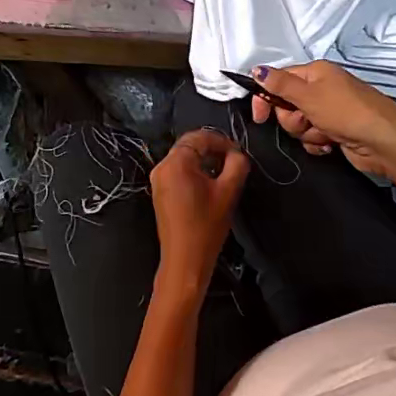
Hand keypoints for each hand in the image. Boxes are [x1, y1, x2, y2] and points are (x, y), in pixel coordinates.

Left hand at [150, 129, 249, 293]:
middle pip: (189, 145)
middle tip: (233, 161)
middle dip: (212, 149)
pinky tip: (209, 185)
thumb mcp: (228, 192)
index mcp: (176, 163)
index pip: (199, 137)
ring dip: (204, 160)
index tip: (238, 154)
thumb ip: (237, 165)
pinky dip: (194, 171)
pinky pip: (177, 171)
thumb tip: (237, 154)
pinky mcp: (159, 192)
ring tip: (224, 173)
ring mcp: (158, 180)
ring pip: (183, 158)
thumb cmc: (207, 225)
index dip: (222, 141)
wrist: (184, 259)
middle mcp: (162, 166)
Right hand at [248, 60, 395, 178]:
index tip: (259, 117)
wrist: (384, 141)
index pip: (278, 80)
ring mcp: (328, 111)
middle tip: (307, 120)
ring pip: (298, 125)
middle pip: (286, 105)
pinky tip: (330, 144)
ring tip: (325, 133)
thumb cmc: (347, 112)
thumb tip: (256, 69)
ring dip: (307, 133)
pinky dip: (317, 143)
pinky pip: (311, 138)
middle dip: (292, 119)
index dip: (266, 98)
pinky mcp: (334, 131)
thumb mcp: (308, 95)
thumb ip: (279, 84)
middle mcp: (321, 89)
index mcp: (315, 73)